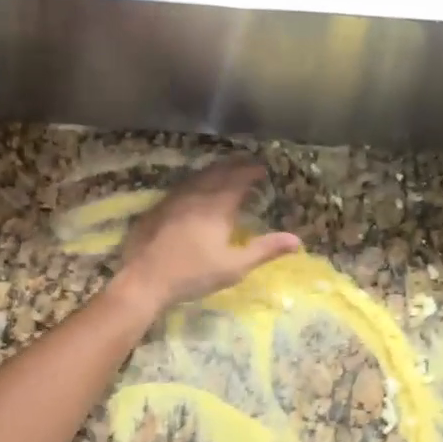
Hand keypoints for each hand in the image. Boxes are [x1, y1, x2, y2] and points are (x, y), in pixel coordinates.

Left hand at [110, 159, 302, 313]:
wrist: (145, 279)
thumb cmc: (193, 274)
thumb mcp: (234, 267)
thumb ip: (265, 250)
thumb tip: (297, 240)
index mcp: (216, 207)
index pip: (237, 180)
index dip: (250, 172)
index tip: (262, 168)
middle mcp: (195, 196)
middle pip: (217, 173)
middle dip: (233, 166)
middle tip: (246, 163)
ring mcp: (173, 200)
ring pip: (197, 177)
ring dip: (213, 171)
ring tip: (224, 170)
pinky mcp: (158, 209)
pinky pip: (181, 187)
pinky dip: (194, 182)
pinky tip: (194, 189)